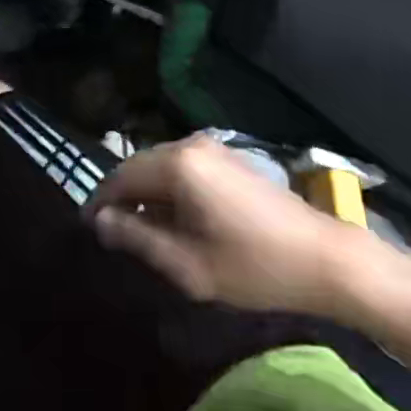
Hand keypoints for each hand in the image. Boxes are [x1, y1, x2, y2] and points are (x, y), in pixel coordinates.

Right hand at [84, 136, 389, 316]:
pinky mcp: (226, 156)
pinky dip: (168, 188)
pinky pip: (181, 166)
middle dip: (122, 197)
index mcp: (177, 165)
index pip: (120, 176)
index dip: (100, 202)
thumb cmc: (253, 266)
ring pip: (159, 165)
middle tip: (113, 234)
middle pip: (138, 166)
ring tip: (141, 230)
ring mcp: (210, 147)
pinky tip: (174, 217)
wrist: (322, 257)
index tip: (88, 229)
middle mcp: (189, 144)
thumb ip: (138, 238)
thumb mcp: (188, 264)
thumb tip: (101, 220)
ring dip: (145, 193)